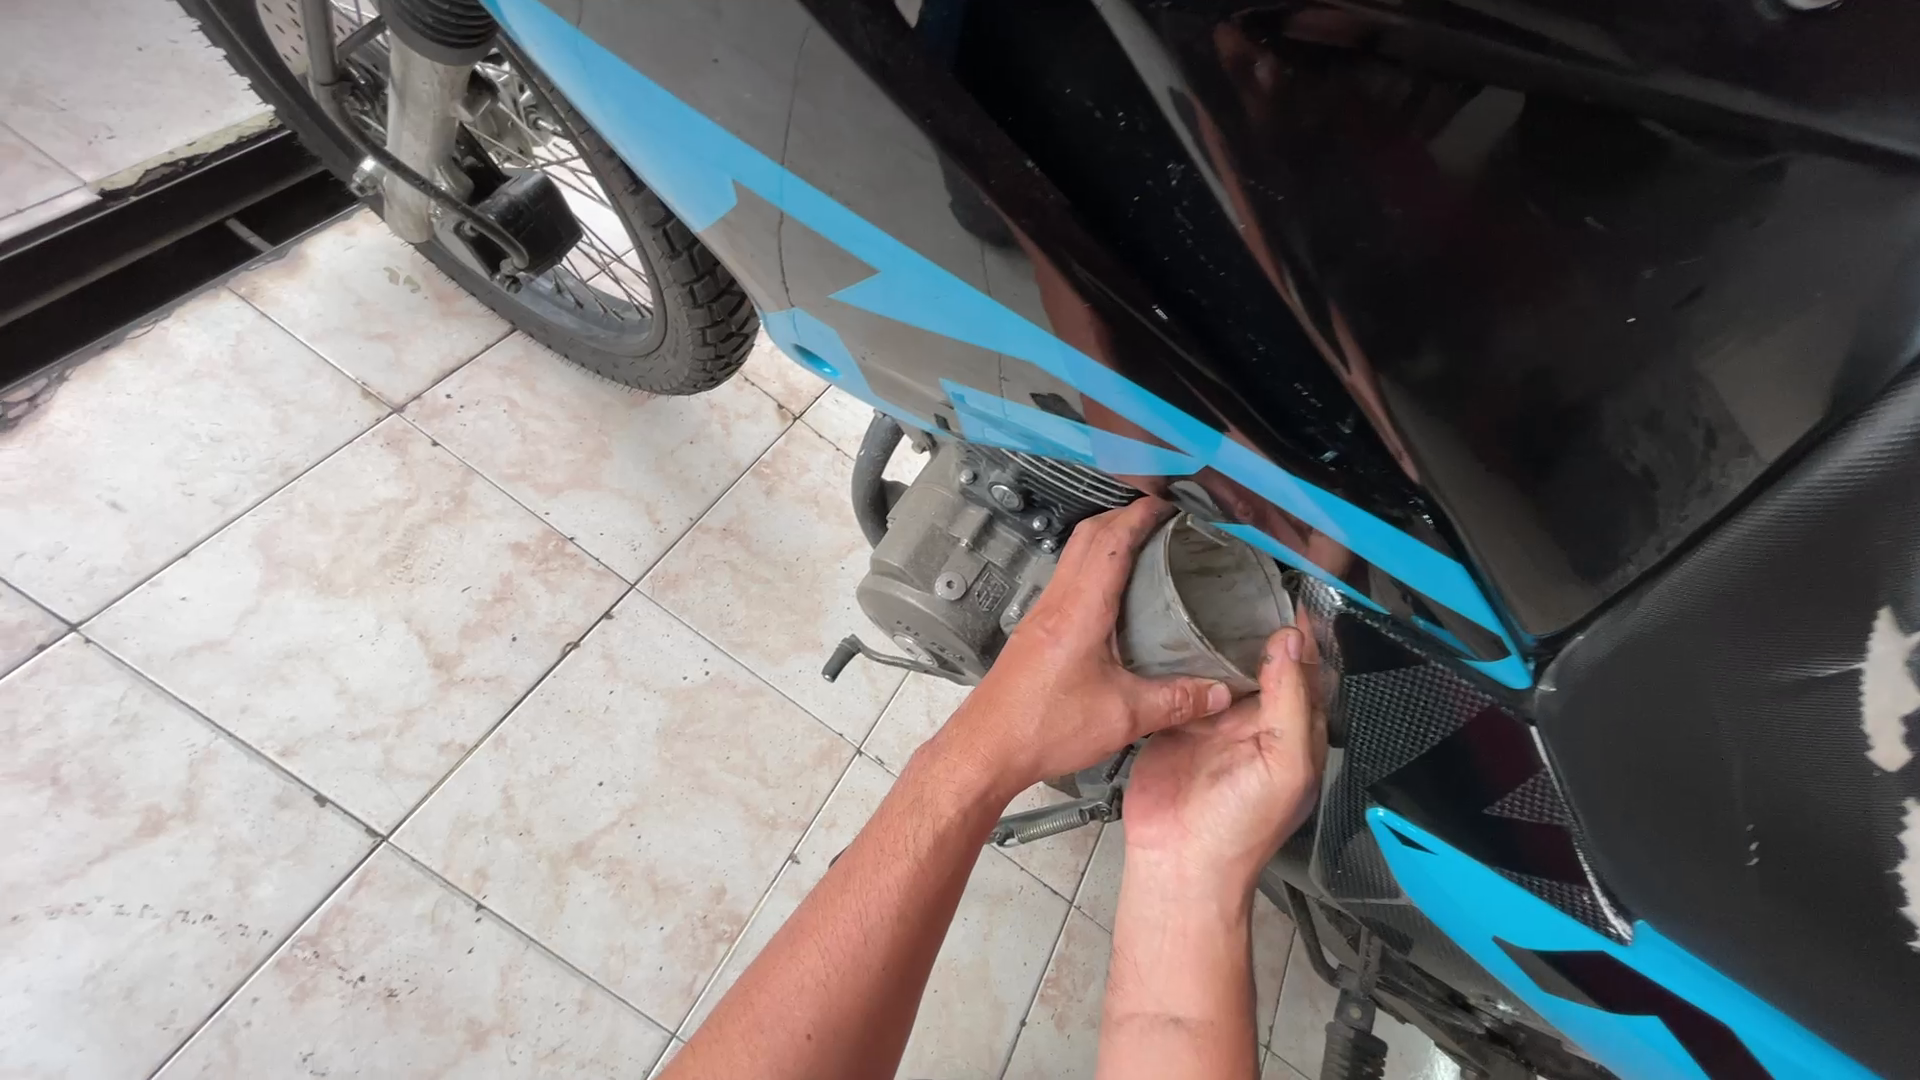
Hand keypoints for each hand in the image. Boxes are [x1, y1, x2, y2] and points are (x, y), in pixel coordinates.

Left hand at [927, 497, 1236, 800]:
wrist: (988, 748)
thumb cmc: (1040, 728)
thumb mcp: (1123, 717)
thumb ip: (1176, 702)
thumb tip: (1218, 692)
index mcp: (1079, 611)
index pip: (1110, 541)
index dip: (1141, 515)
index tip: (1167, 504)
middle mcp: (1055, 604)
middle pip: (1087, 536)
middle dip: (1124, 516)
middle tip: (1159, 517)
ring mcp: (1040, 615)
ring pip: (1072, 557)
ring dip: (1104, 540)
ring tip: (1141, 547)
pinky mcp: (1035, 632)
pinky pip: (1065, 582)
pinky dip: (1091, 570)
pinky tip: (1111, 596)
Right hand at [1120, 621, 1327, 893]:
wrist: (1179, 860)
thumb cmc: (1240, 830)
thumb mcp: (1284, 763)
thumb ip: (1290, 701)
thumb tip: (1291, 641)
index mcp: (1295, 730)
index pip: (1306, 670)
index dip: (1303, 633)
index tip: (1291, 595)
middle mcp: (1257, 720)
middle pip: (1262, 660)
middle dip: (1257, 626)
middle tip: (1244, 585)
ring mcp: (1215, 720)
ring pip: (1221, 665)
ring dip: (1216, 638)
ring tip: (1208, 598)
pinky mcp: (1178, 721)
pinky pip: (1183, 680)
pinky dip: (1180, 657)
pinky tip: (1173, 634)